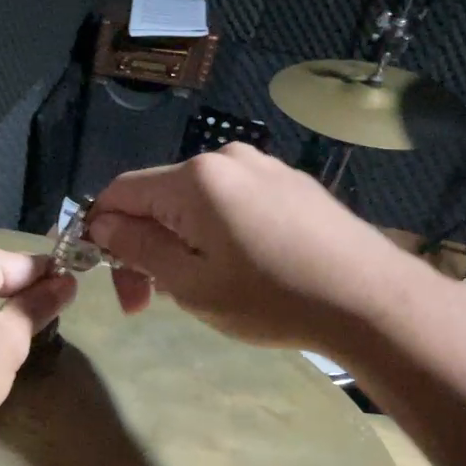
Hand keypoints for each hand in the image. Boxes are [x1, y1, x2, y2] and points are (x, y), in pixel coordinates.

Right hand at [85, 144, 429, 351]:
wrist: (366, 298)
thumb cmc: (268, 298)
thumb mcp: (189, 284)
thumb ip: (138, 249)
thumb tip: (101, 225)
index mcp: (193, 180)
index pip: (119, 193)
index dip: (100, 234)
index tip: (109, 283)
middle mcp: (225, 159)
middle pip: (156, 199)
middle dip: (140, 248)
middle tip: (145, 305)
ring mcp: (262, 167)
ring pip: (192, 204)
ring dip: (176, 245)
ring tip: (193, 290)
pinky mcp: (289, 184)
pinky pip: (228, 204)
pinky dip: (211, 236)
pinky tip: (232, 272)